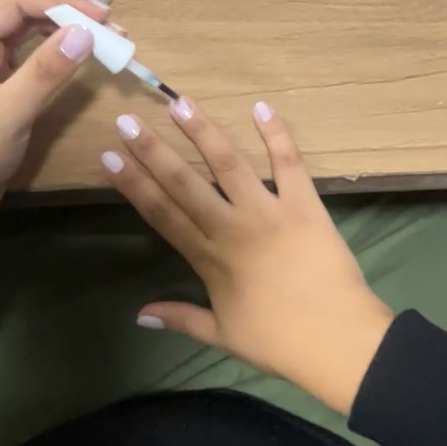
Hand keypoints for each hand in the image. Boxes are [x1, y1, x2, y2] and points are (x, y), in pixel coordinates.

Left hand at [0, 0, 105, 247]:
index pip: (13, 3)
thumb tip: (86, 32)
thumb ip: (46, 71)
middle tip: (109, 23)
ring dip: (63, 28)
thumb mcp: (8, 114)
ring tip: (103, 35)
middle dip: (64, 11)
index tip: (103, 16)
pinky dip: (55, 50)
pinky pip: (28, 53)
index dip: (60, 3)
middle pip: (19, 9)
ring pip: (25, 29)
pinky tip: (78, 53)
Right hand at [101, 98, 394, 415]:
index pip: (162, 214)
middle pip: (185, 184)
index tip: (110, 157)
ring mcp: (269, 213)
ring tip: (180, 103)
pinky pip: (290, 165)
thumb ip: (181, 319)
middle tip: (127, 119)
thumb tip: (139, 315)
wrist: (336, 341)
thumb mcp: (223, 336)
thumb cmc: (278, 342)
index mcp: (209, 259)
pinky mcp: (306, 206)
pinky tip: (261, 107)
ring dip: (204, 132)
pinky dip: (277, 135)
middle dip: (153, 150)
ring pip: (230, 165)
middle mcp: (232, 228)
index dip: (134, 185)